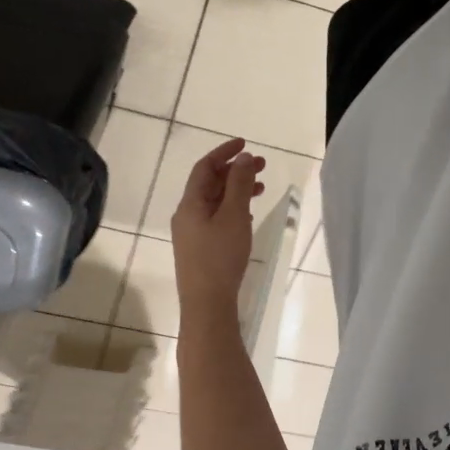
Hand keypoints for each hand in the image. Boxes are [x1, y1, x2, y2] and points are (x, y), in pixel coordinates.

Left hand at [170, 138, 265, 320]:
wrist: (207, 305)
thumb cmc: (220, 257)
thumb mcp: (234, 215)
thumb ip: (239, 183)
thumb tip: (242, 157)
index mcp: (190, 203)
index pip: (205, 167)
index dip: (224, 152)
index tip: (245, 143)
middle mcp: (187, 215)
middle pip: (210, 183)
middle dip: (235, 170)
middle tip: (262, 164)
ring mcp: (192, 232)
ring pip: (215, 200)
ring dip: (236, 189)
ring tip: (262, 187)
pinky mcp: (200, 248)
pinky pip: (216, 216)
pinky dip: (233, 207)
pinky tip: (249, 212)